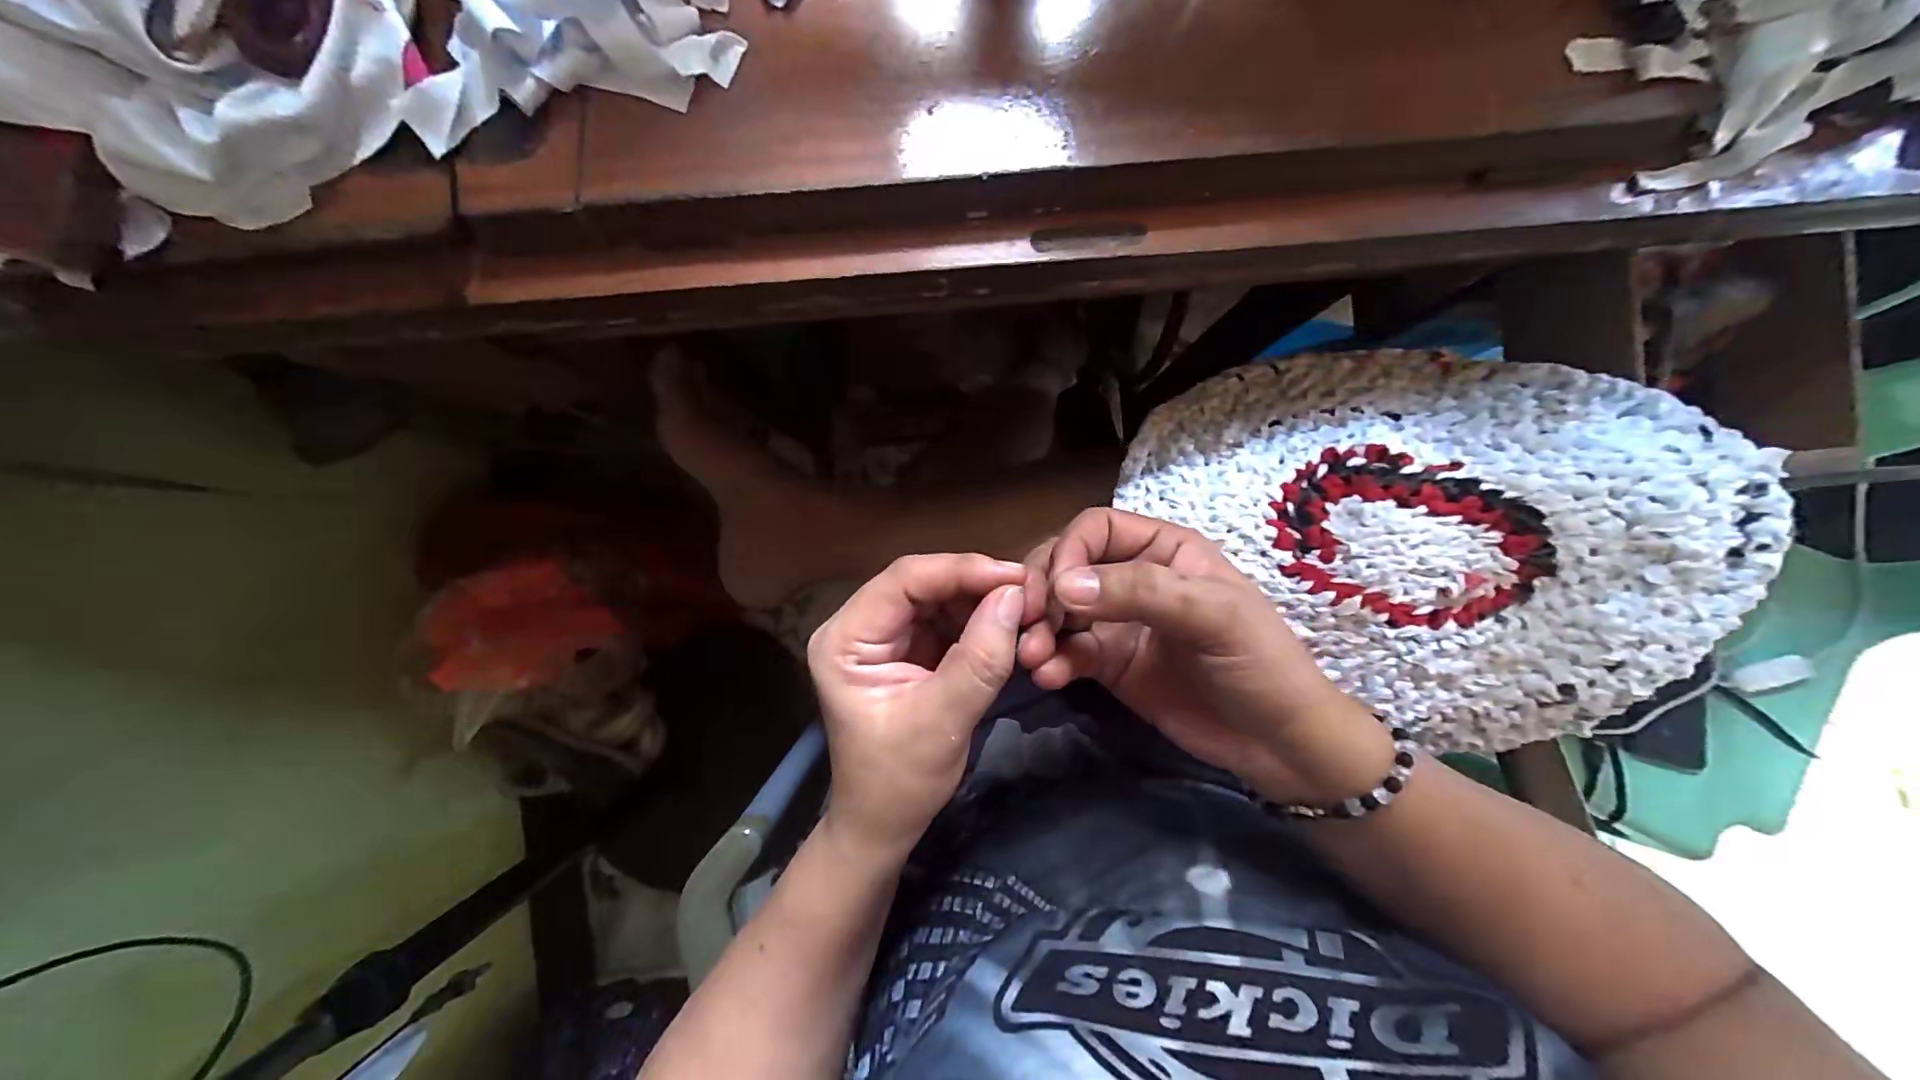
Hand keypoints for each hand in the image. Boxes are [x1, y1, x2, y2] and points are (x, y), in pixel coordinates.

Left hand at [807, 553, 1029, 859]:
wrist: (884, 823)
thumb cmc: (899, 781)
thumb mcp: (943, 722)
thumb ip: (979, 659)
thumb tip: (1015, 596)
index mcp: (845, 639)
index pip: (903, 581)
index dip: (961, 570)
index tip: (1016, 577)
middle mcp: (859, 626)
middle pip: (923, 583)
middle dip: (978, 585)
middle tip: (1032, 594)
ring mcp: (884, 636)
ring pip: (940, 597)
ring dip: (984, 601)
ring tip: (1029, 611)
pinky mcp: (908, 649)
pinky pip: (948, 620)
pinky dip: (981, 621)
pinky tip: (1011, 626)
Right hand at [1019, 508, 1391, 805]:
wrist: (1279, 745)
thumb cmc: (1260, 664)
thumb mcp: (1213, 616)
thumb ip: (1140, 592)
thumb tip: (1063, 585)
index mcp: (1163, 550)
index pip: (1095, 528)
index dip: (1068, 551)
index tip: (1053, 591)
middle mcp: (1134, 579)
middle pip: (1067, 565)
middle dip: (1042, 591)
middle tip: (1027, 624)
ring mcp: (1119, 624)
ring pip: (1059, 611)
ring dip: (1038, 629)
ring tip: (1032, 657)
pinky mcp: (1111, 665)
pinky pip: (1068, 653)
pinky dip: (1052, 662)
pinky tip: (1048, 677)